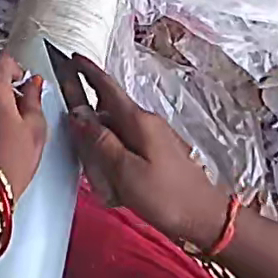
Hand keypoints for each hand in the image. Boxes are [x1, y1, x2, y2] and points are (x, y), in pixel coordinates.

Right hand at [65, 53, 228, 246]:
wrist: (206, 219)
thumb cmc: (166, 197)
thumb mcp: (124, 171)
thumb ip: (99, 141)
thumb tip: (77, 115)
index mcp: (138, 121)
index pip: (106, 87)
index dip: (87, 71)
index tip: (72, 58)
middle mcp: (145, 122)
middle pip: (105, 113)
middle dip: (89, 131)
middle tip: (88, 160)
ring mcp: (152, 136)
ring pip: (113, 133)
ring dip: (102, 153)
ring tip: (110, 186)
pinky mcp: (156, 151)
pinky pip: (124, 146)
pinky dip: (114, 162)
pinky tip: (118, 188)